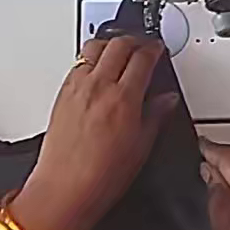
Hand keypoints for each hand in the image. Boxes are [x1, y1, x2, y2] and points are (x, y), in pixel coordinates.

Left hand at [16, 35, 178, 229]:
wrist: (64, 189)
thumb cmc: (100, 176)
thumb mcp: (141, 147)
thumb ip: (156, 116)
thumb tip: (166, 100)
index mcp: (123, 99)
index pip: (142, 58)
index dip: (153, 49)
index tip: (157, 49)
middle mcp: (98, 87)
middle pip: (118, 44)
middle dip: (134, 40)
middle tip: (142, 46)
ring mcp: (77, 87)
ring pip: (95, 47)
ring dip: (110, 44)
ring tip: (119, 50)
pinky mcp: (62, 92)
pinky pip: (78, 63)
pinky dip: (91, 58)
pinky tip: (97, 67)